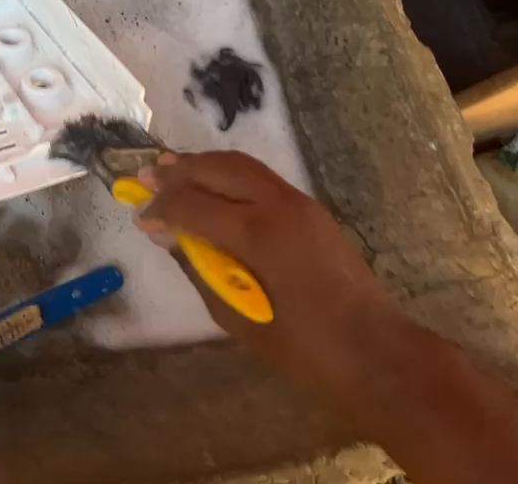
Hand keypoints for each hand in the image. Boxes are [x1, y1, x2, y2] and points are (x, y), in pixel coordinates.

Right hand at [136, 152, 412, 400]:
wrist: (377, 353)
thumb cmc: (303, 346)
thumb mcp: (236, 315)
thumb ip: (197, 266)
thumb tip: (165, 234)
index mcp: (257, 235)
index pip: (192, 204)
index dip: (160, 208)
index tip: (140, 217)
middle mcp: (277, 205)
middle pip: (214, 168)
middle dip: (176, 172)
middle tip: (145, 178)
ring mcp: (297, 202)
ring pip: (237, 163)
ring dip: (201, 165)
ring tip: (170, 171)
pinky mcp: (309, 207)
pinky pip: (257, 176)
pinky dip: (226, 174)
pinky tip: (210, 186)